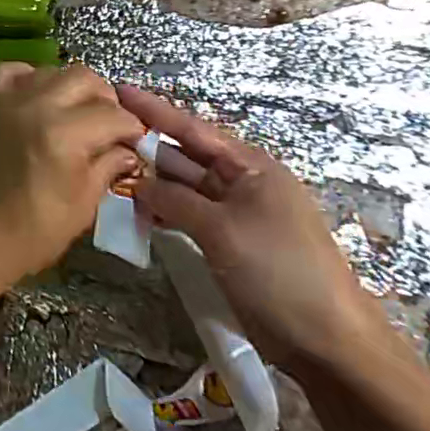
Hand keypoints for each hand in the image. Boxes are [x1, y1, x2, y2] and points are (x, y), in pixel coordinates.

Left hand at [0, 64, 145, 290]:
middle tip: (107, 123)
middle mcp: (38, 106)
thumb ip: (108, 166)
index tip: (134, 139)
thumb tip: (127, 149)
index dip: (131, 127)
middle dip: (105, 100)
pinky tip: (37, 98)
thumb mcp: (84, 203)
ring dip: (70, 88)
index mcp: (65, 134)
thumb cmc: (34, 230)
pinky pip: (13, 71)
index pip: (113, 115)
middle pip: (86, 78)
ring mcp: (8, 99)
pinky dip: (30, 78)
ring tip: (74, 112)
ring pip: (52, 70)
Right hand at [122, 86, 385, 368]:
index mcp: (249, 165)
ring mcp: (234, 214)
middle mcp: (241, 182)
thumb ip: (177, 201)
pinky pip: (189, 217)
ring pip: (184, 188)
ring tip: (109, 171)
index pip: (192, 129)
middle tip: (102, 136)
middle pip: (186, 157)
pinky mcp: (228, 243)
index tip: (119, 90)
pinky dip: (165, 212)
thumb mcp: (223, 230)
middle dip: (148, 147)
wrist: (327, 340)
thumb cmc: (280, 271)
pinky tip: (138, 211)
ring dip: (152, 182)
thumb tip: (139, 184)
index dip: (154, 110)